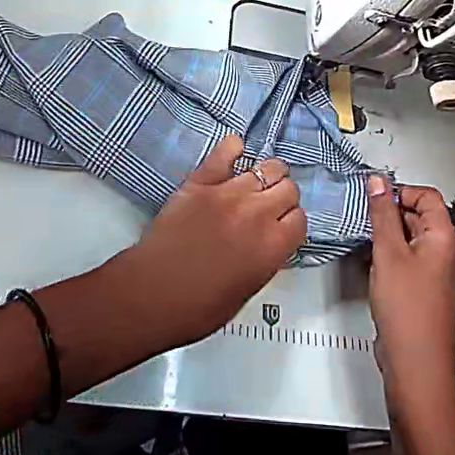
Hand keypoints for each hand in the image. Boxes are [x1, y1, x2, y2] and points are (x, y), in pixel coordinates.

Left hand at [102, 133, 305, 349]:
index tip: (281, 225)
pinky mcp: (201, 180)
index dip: (291, 222)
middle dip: (282, 195)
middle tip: (268, 204)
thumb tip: (268, 240)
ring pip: (265, 167)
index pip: (300, 219)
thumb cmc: (200, 305)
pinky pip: (226, 151)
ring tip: (255, 182)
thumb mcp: (248, 289)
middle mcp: (257, 213)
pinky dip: (233, 149)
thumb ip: (265, 258)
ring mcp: (228, 192)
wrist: (154, 291)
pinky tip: (234, 154)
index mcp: (273, 247)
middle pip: (287, 188)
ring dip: (265, 174)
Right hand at [366, 177, 454, 418]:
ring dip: (384, 235)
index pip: (426, 195)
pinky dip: (385, 256)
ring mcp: (433, 272)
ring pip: (407, 237)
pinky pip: (403, 259)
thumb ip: (381, 214)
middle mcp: (443, 254)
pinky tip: (370, 265)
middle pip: (417, 214)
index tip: (373, 197)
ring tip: (366, 244)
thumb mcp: (388, 252)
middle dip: (388, 213)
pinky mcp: (420, 289)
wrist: (415, 364)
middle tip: (364, 219)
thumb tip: (378, 184)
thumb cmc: (410, 314)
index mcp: (444, 239)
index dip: (399, 191)